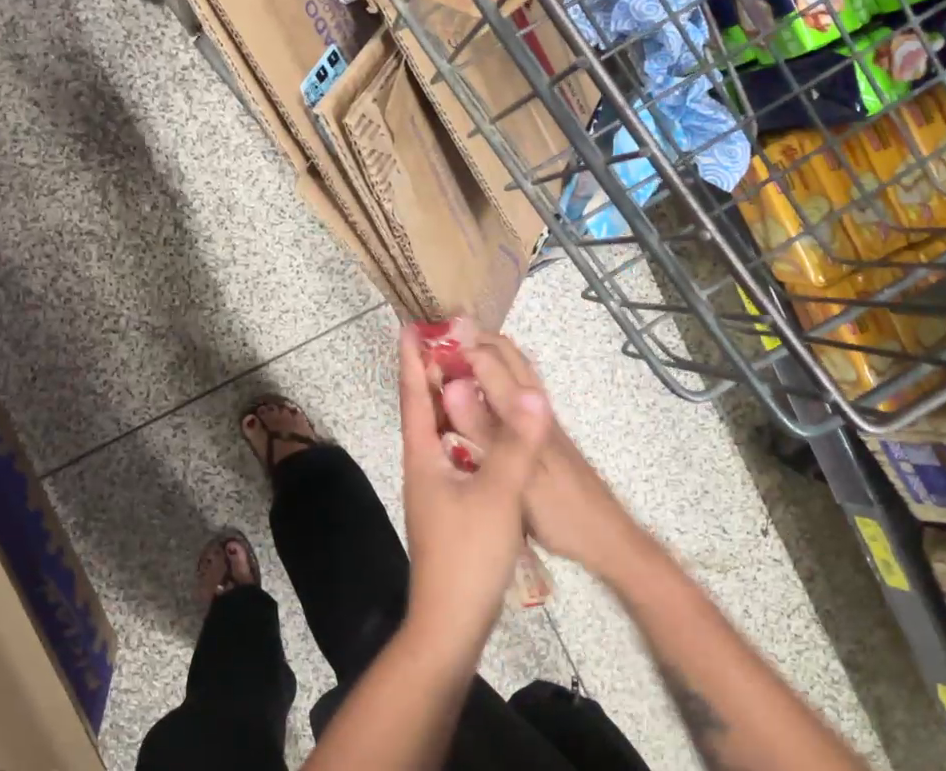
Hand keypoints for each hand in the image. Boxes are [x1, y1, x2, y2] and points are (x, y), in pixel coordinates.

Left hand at [397, 325, 548, 653]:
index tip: (411, 325)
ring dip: (446, 401)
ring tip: (462, 372)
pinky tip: (481, 433)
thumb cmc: (467, 554)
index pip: (413, 395)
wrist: (451, 620)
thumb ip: (516, 444)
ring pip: (438, 433)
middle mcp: (422, 465)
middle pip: (422, 410)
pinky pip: (453, 453)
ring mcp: (434, 488)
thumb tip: (534, 392)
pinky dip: (463, 432)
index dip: (412, 359)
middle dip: (430, 373)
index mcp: (423, 456)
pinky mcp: (449, 506)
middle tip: (445, 337)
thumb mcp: (498, 495)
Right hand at [436, 329, 657, 579]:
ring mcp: (539, 419)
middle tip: (435, 342)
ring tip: (450, 358)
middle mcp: (533, 406)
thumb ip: (483, 430)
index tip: (423, 343)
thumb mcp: (514, 475)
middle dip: (473, 340)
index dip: (456, 347)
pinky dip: (493, 380)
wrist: (607, 539)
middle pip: (506, 355)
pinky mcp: (541, 434)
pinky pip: (514, 392)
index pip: (488, 361)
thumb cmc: (560, 510)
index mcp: (524, 412)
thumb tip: (452, 384)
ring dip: (485, 355)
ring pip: (514, 371)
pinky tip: (475, 398)